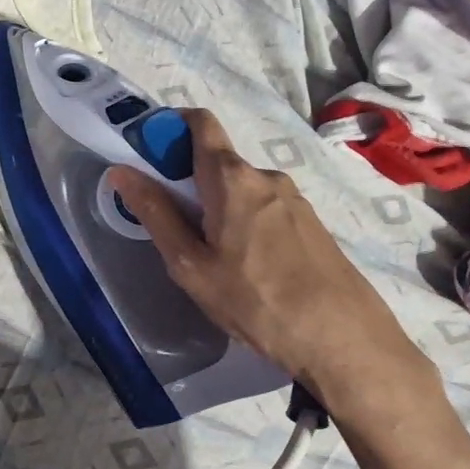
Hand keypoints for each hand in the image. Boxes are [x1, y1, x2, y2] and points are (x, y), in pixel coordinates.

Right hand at [108, 109, 428, 402]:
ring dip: (212, 206)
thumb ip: (154, 212)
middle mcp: (266, 177)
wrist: (348, 345)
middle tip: (168, 225)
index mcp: (232, 178)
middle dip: (184, 180)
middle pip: (214, 160)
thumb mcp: (190, 264)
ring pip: (237, 189)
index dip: (166, 127)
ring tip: (205, 256)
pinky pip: (261, 208)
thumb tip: (122, 171)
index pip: (199, 123)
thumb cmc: (257, 302)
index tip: (145, 156)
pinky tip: (241, 266)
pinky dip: (239, 221)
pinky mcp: (311, 226)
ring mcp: (294, 201)